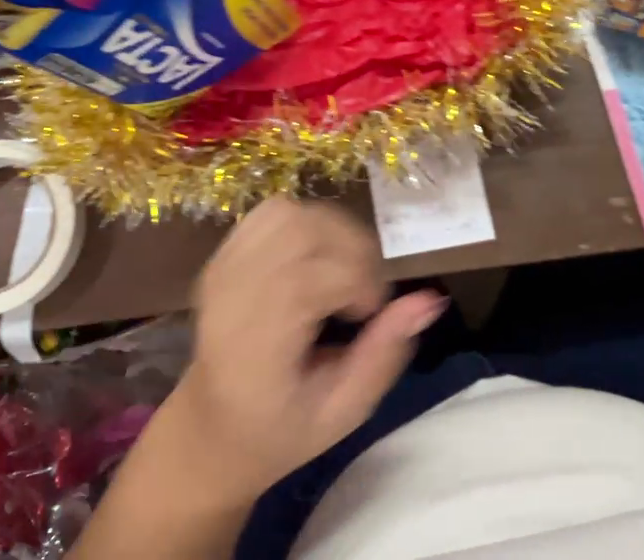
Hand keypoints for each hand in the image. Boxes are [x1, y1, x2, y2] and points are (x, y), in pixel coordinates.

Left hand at [167, 196, 445, 497]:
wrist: (213, 428)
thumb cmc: (281, 431)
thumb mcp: (343, 412)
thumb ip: (384, 355)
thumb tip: (430, 300)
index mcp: (254, 342)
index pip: (308, 278)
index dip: (358, 283)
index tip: (371, 314)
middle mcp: (231, 293)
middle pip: (300, 231)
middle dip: (352, 250)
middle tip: (365, 291)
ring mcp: (222, 268)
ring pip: (287, 213)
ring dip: (333, 232)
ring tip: (344, 273)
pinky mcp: (223, 254)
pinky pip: (270, 212)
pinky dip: (307, 224)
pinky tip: (318, 261)